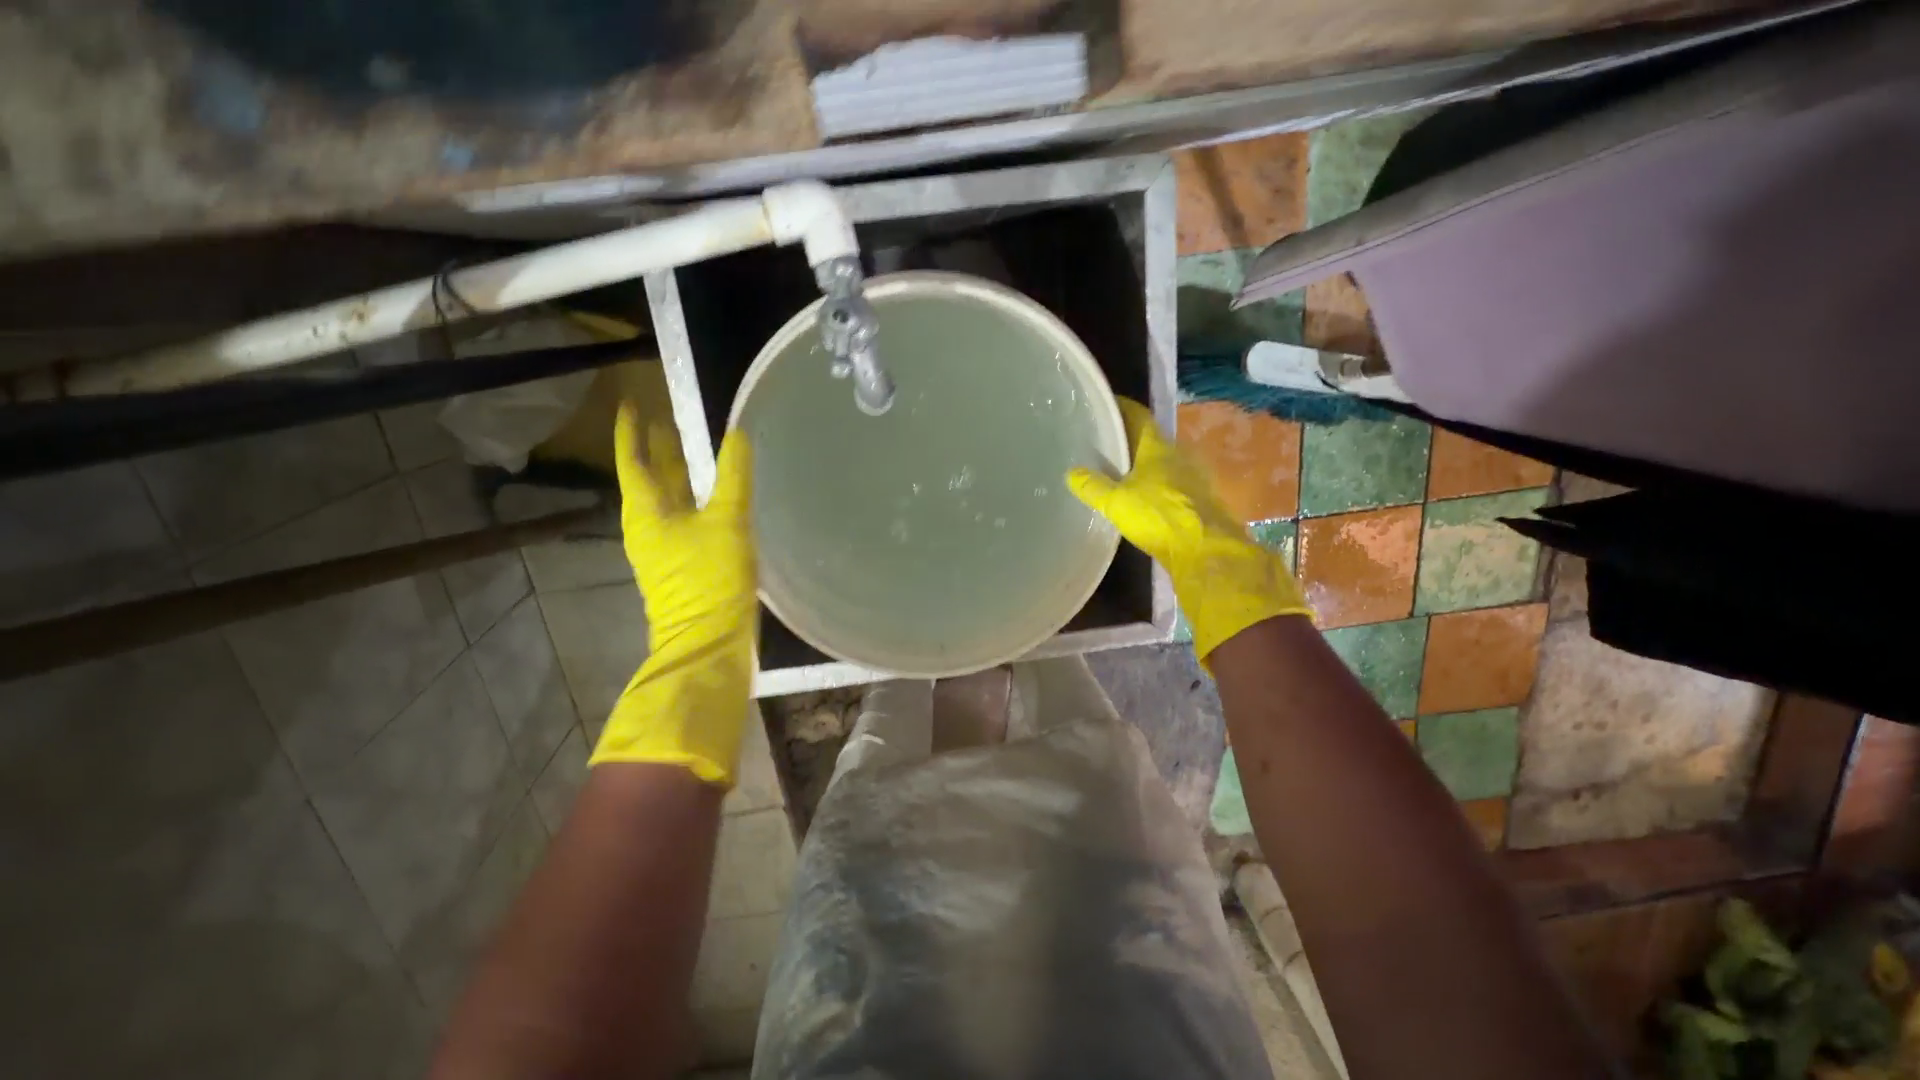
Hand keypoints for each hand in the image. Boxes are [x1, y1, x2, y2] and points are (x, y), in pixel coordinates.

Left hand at [591, 403, 756, 786]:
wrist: (709, 643)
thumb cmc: (711, 579)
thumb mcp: (728, 520)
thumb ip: (734, 475)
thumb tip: (737, 432)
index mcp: (647, 512)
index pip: (634, 460)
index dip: (632, 431)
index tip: (631, 403)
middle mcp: (648, 527)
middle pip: (649, 478)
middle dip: (657, 448)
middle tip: (667, 416)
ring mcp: (664, 549)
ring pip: (667, 499)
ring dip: (676, 473)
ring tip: (692, 449)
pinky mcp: (683, 566)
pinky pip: (683, 519)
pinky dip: (693, 498)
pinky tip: (714, 496)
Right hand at [1067, 398, 1310, 660]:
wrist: (1203, 549)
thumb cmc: (1158, 516)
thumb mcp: (1116, 502)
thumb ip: (1093, 486)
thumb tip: (1072, 472)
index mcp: (1157, 447)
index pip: (1140, 416)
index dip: (1123, 408)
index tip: (1107, 405)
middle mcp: (1179, 454)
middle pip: (1153, 440)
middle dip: (1133, 439)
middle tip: (1109, 442)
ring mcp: (1194, 477)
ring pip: (1165, 462)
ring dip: (1147, 464)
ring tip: (1124, 470)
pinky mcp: (1200, 499)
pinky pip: (1174, 483)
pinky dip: (1159, 484)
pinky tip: (1146, 497)